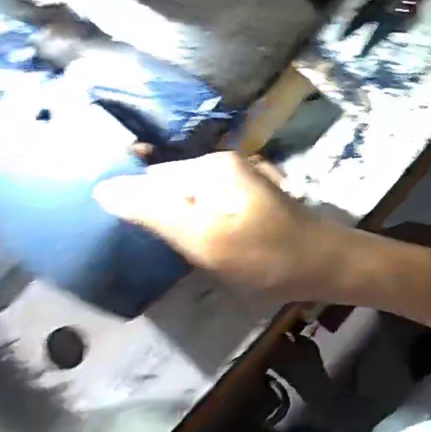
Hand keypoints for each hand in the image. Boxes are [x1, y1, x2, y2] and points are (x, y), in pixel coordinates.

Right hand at [95, 151, 347, 299]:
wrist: (328, 266)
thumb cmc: (266, 254)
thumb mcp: (204, 237)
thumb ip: (153, 211)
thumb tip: (102, 188)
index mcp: (212, 165)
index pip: (149, 179)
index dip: (136, 209)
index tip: (129, 240)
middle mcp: (225, 165)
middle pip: (169, 189)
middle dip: (160, 218)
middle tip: (160, 252)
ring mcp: (241, 182)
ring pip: (189, 203)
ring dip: (182, 228)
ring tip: (181, 254)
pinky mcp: (251, 202)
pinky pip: (210, 212)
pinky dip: (203, 230)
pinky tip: (207, 251)